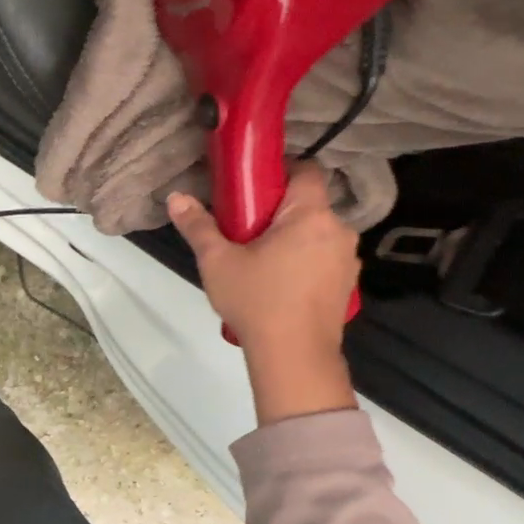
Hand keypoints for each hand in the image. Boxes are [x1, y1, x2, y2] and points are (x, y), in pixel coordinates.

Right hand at [167, 165, 360, 424]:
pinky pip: (322, 258)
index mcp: (309, 216)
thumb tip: (176, 197)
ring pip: (316, 233)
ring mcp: (347, 257)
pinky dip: (303, 260)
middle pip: (309, 206)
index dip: (281, 171)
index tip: (252, 185)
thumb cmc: (255, 299)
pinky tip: (278, 282)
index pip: (307, 172)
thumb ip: (198, 227)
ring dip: (291, 238)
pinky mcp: (347, 282)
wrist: (293, 352)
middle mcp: (338, 229)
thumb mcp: (217, 262)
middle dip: (278, 212)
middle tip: (243, 230)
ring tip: (258, 260)